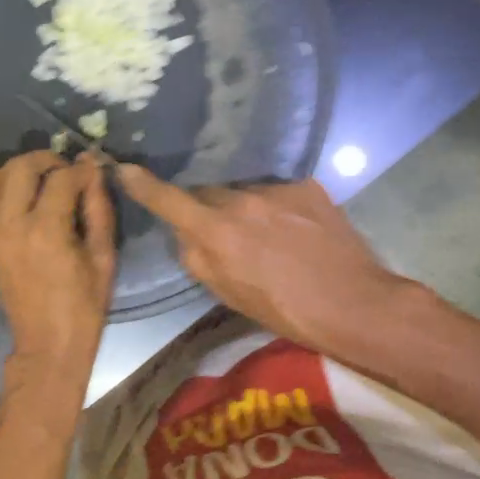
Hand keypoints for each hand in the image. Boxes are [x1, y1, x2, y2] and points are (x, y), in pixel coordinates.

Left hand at [0, 151, 116, 365]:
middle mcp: (13, 225)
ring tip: (39, 179)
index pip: (62, 178)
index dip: (82, 170)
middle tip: (65, 170)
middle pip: (21, 168)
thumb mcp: (104, 257)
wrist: (48, 343)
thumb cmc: (84, 306)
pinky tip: (20, 196)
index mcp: (47, 230)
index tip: (94, 172)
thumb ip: (99, 209)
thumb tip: (93, 171)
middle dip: (46, 159)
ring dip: (16, 170)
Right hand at [117, 166, 421, 354]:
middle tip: (222, 234)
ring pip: (244, 191)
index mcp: (218, 232)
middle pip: (208, 193)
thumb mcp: (228, 294)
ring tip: (267, 237)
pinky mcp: (308, 186)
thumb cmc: (284, 310)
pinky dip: (277, 208)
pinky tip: (294, 231)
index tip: (124, 168)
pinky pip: (277, 192)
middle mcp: (243, 201)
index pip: (169, 200)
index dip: (143, 185)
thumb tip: (186, 235)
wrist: (355, 304)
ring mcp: (278, 190)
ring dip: (244, 209)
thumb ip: (197, 259)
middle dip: (206, 209)